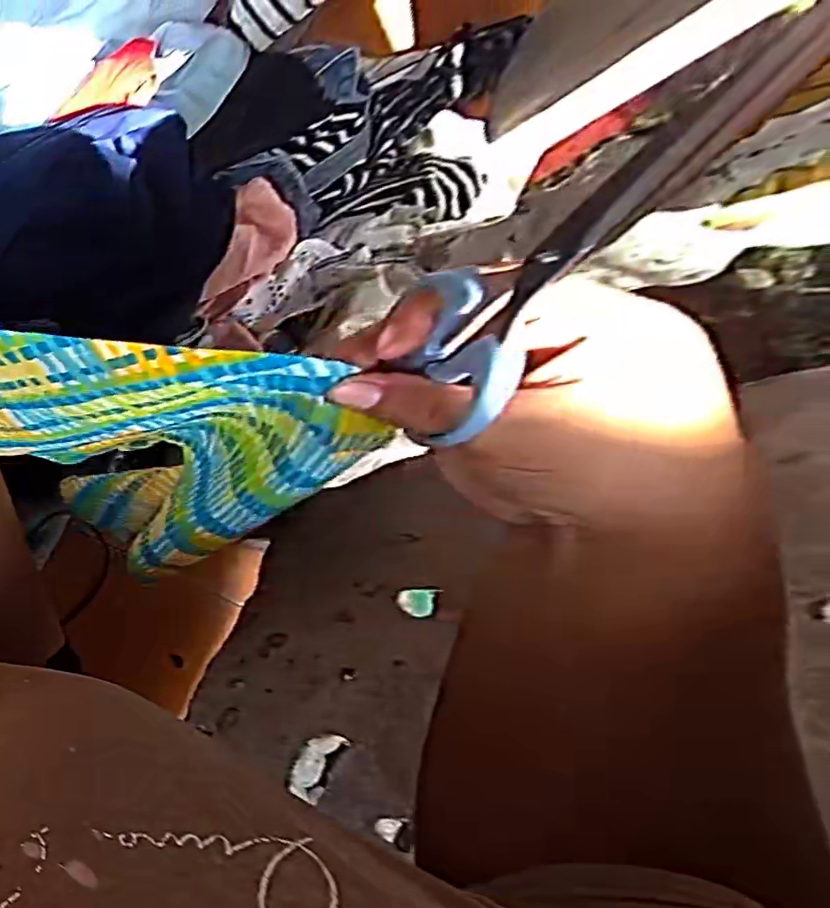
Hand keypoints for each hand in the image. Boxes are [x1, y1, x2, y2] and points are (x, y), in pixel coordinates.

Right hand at [324, 278, 746, 532]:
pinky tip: (396, 405)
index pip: (489, 292)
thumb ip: (419, 403)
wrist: (634, 541)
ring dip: (406, 374)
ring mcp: (537, 369)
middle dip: (405, 348)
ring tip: (372, 395)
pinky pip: (452, 382)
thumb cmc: (599, 478)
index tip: (381, 352)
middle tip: (358, 376)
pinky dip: (419, 394)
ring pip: (451, 353)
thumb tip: (347, 386)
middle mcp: (567, 333)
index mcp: (595, 318)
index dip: (424, 317)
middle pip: (462, 320)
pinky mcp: (511, 402)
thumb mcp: (499, 432)